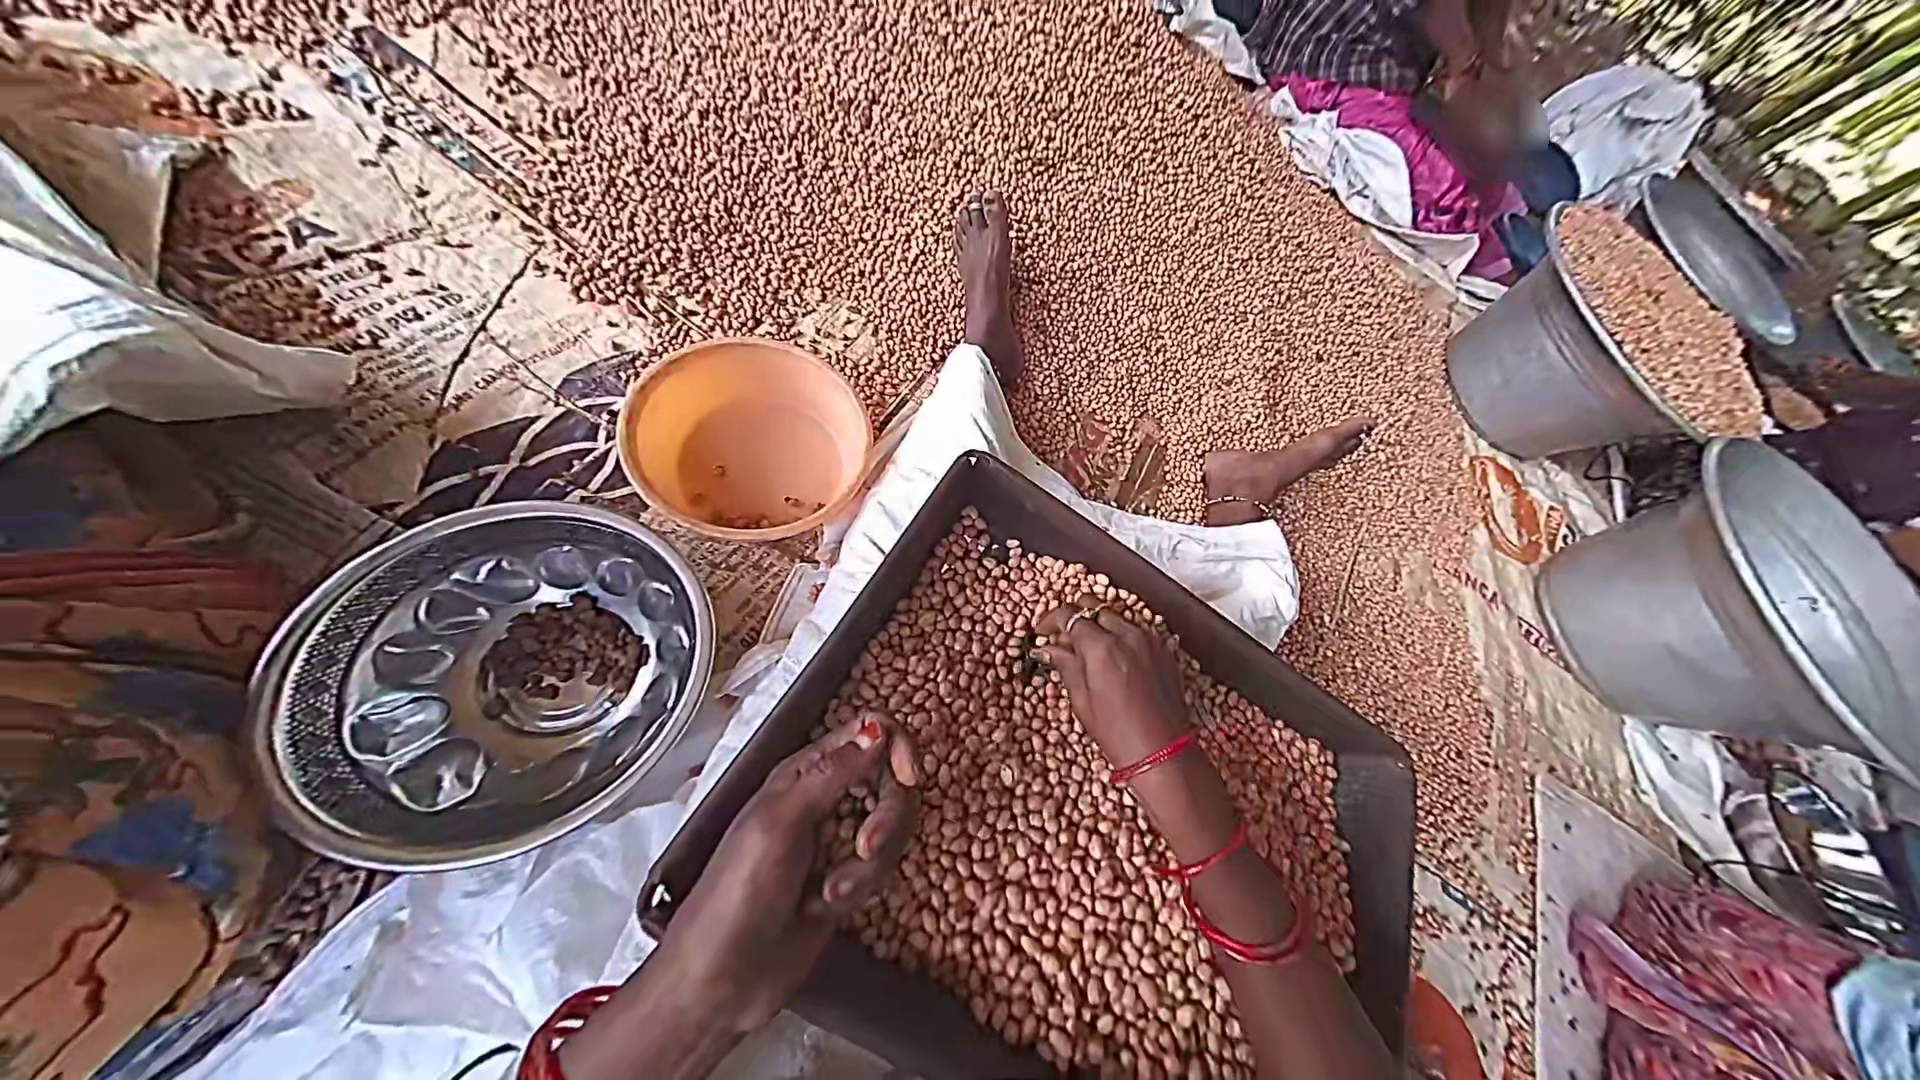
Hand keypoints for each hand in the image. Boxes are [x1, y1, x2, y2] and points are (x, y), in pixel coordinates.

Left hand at [559, 713, 918, 1079]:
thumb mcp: (780, 823)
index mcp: (806, 771)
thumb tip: (877, 731)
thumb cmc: (735, 895)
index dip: (895, 747)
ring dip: (870, 862)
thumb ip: (832, 773)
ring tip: (832, 891)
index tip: (907, 777)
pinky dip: (861, 886)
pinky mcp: (848, 877)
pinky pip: (882, 867)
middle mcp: (826, 796)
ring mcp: (838, 838)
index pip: (868, 732)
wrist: (720, 980)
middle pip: (890, 780)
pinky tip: (825, 906)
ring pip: (891, 826)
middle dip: (888, 816)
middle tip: (865, 847)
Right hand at [1036, 599, 1189, 767]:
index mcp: (1102, 648)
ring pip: (1117, 616)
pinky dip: (1122, 635)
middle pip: (1094, 607)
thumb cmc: (1119, 735)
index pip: (1069, 616)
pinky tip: (1114, 656)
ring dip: (1100, 625)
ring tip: (1089, 648)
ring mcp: (1149, 641)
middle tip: (1064, 636)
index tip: (1044, 630)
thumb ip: (1067, 665)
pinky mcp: (1164, 651)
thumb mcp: (1082, 701)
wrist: (1164, 754)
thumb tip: (1050, 648)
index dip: (1051, 620)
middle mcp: (1127, 637)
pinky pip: (1138, 630)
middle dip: (1076, 617)